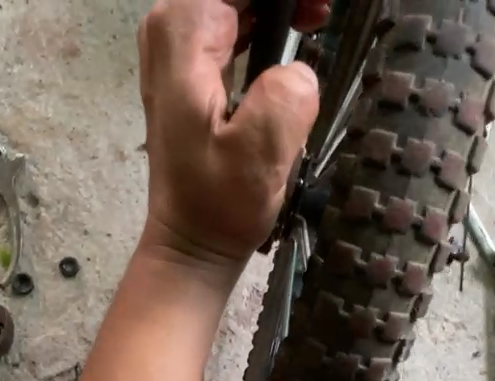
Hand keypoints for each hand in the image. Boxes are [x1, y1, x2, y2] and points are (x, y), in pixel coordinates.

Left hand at [138, 0, 324, 268]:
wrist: (192, 243)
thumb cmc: (219, 206)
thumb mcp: (260, 154)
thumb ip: (285, 96)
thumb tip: (299, 70)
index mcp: (184, 31)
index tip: (322, 9)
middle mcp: (170, 26)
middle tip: (324, 13)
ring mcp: (175, 46)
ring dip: (277, 5)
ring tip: (317, 17)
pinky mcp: (187, 67)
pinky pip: (229, 17)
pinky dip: (263, 17)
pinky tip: (294, 30)